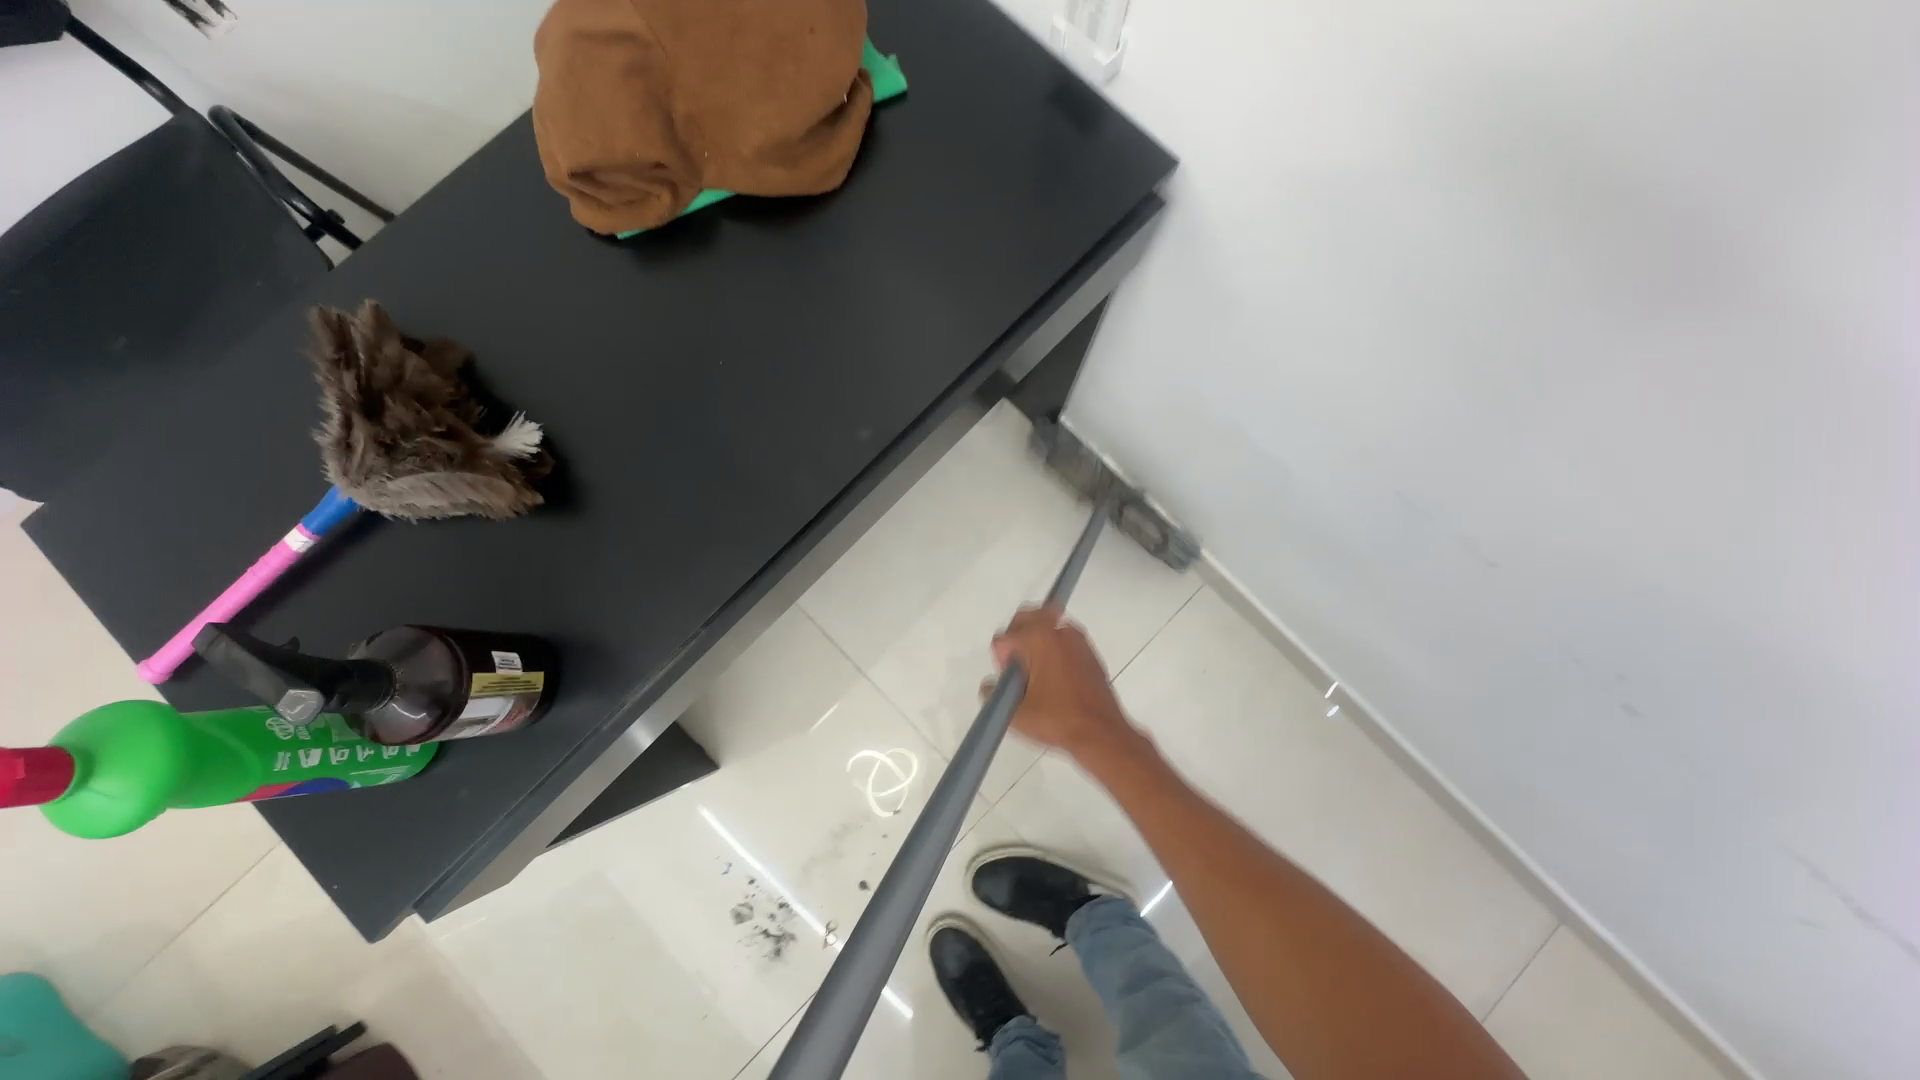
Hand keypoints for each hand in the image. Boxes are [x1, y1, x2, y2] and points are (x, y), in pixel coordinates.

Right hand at [982, 605, 1139, 759]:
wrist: (1101, 733)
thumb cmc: (1056, 719)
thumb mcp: (1014, 712)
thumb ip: (992, 693)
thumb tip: (992, 685)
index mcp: (1037, 638)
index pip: (1003, 638)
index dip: (1001, 660)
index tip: (1009, 679)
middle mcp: (1058, 630)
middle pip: (1026, 617)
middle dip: (1015, 638)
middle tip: (1016, 666)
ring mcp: (1078, 639)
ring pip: (1047, 625)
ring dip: (1036, 641)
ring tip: (1035, 672)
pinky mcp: (1090, 652)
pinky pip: (1064, 640)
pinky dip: (1054, 649)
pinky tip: (1054, 678)